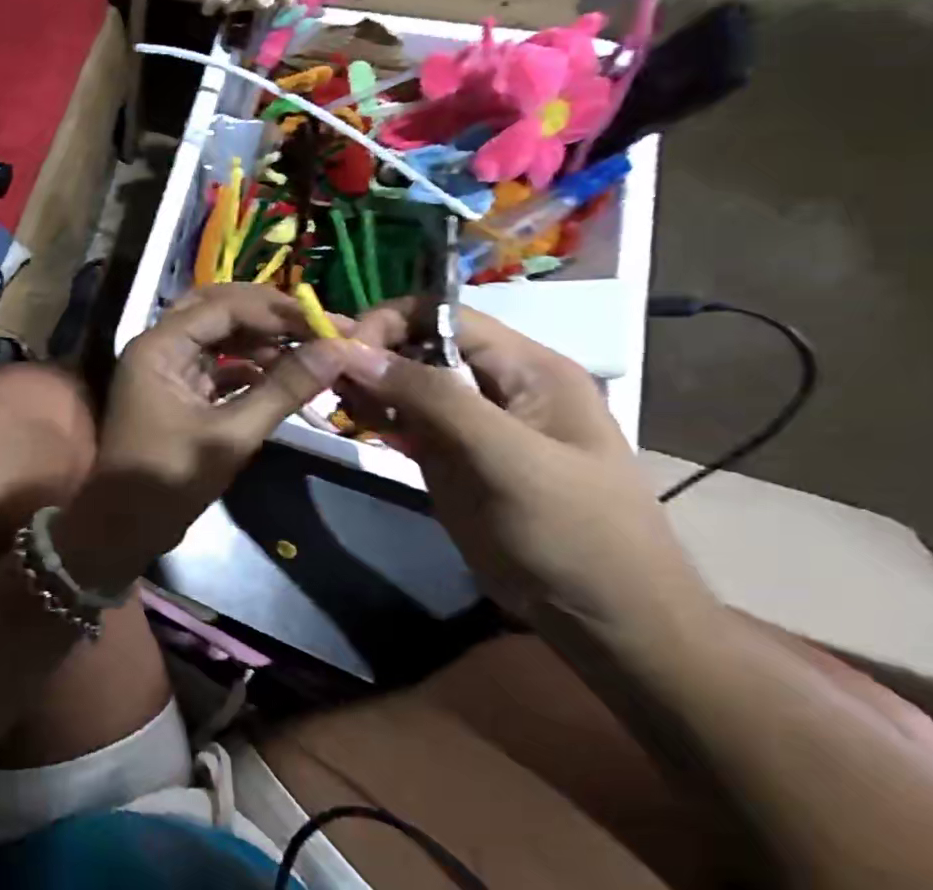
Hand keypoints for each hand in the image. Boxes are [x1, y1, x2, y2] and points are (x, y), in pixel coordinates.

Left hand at [63, 284, 367, 581]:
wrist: (124, 527)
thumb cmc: (170, 480)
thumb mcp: (231, 435)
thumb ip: (283, 389)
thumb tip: (339, 350)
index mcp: (159, 346)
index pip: (225, 306)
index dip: (279, 310)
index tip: (330, 323)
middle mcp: (159, 345)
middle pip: (219, 310)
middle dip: (269, 316)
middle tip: (319, 326)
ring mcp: (167, 368)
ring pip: (219, 336)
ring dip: (261, 339)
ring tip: (310, 350)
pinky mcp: (178, 390)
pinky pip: (217, 364)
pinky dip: (249, 366)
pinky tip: (283, 374)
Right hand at [338, 303, 714, 626]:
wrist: (601, 618)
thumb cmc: (570, 530)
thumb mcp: (505, 457)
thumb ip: (433, 398)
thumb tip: (355, 351)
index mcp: (527, 367)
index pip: (446, 315)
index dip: (392, 323)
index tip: (345, 352)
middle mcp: (496, 384)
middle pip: (421, 346)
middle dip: (373, 355)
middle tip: (330, 382)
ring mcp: (472, 423)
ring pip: (407, 383)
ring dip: (369, 386)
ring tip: (339, 404)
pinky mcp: (452, 457)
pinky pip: (406, 421)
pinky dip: (377, 416)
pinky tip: (356, 422)